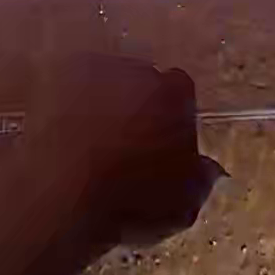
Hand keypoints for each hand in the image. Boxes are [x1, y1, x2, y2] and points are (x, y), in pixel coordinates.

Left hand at [14, 56, 221, 247]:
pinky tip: (67, 131)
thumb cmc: (131, 200)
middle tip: (127, 141)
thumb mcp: (182, 205)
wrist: (65, 191)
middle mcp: (142, 71)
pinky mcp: (64, 75)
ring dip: (107, 102)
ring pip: (110, 81)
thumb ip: (201, 179)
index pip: (181, 92)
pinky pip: (74, 84)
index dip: (172, 116)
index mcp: (175, 95)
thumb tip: (209, 167)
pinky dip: (73, 101)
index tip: (162, 142)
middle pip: (145, 82)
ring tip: (93, 139)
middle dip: (140, 105)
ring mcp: (101, 70)